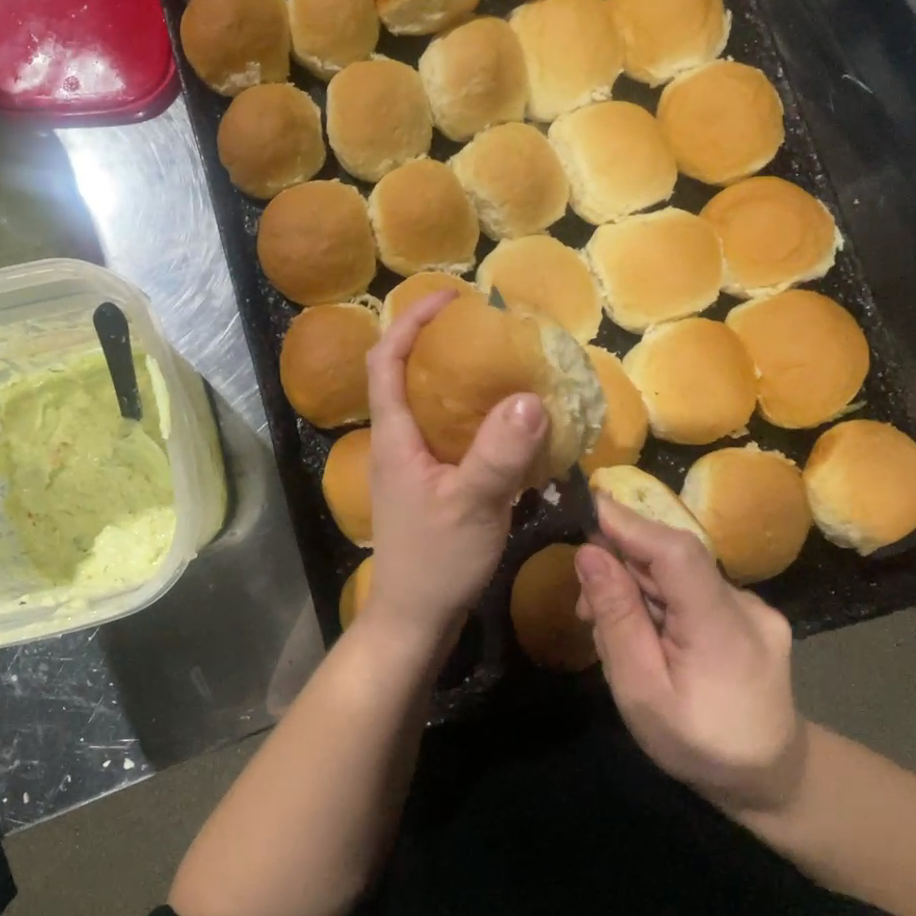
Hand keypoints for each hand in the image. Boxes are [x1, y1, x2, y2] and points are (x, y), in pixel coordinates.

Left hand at [362, 291, 549, 644]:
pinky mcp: (432, 485)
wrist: (416, 618)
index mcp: (394, 437)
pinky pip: (452, 438)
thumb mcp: (472, 505)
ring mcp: (413, 465)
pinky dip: (478, 422)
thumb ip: (499, 454)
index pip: (386, 361)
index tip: (450, 298)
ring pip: (433, 407)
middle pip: (408, 376)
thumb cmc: (435, 561)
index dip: (410, 322)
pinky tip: (516, 428)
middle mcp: (398, 443)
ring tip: (509, 368)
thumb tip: (530, 396)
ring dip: (463, 383)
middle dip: (442, 345)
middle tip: (490, 329)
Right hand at [575, 497, 806, 811]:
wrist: (771, 779)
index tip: (583, 506)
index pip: (676, 553)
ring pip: (679, 575)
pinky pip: (692, 589)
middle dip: (620, 566)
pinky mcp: (750, 616)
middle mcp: (747, 607)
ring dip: (635, 586)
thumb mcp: (640, 692)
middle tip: (582, 606)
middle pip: (673, 560)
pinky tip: (643, 633)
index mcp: (723, 630)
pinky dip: (658, 600)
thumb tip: (587, 553)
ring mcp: (753, 610)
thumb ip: (616, 619)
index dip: (629, 523)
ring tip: (608, 630)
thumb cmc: (697, 744)